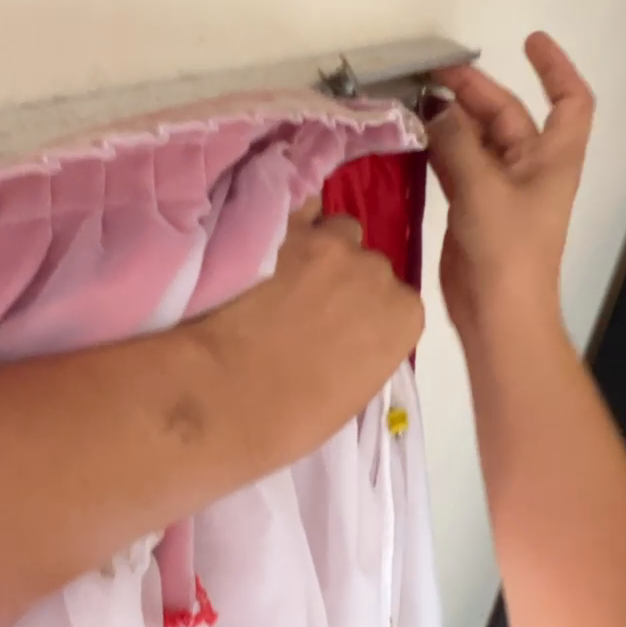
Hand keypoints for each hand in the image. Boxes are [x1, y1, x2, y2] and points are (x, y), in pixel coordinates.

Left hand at [191, 200, 423, 466]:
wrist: (222, 395)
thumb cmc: (289, 417)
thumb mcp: (351, 392)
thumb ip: (365, 347)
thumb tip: (346, 332)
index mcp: (403, 317)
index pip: (396, 301)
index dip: (366, 313)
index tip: (341, 329)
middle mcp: (376, 270)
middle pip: (367, 264)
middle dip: (344, 280)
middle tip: (308, 305)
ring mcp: (328, 242)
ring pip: (336, 230)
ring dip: (320, 248)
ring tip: (286, 272)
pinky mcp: (282, 226)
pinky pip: (296, 209)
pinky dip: (289, 224)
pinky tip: (267, 245)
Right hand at [428, 32, 593, 343]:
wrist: (498, 311)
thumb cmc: (507, 249)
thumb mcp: (483, 188)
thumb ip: (457, 143)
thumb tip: (438, 112)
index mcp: (552, 158)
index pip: (570, 101)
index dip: (555, 67)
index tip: (528, 41)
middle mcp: (529, 168)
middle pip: (507, 115)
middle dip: (477, 92)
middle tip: (435, 76)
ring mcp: (499, 189)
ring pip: (477, 140)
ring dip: (452, 120)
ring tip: (417, 101)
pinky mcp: (473, 209)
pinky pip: (457, 166)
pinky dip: (439, 150)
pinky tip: (415, 138)